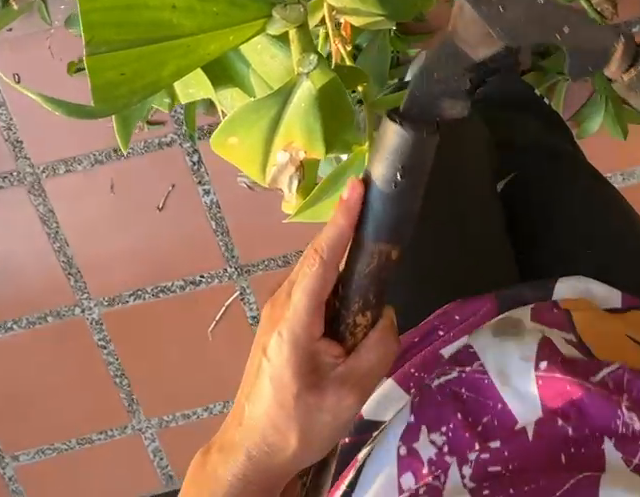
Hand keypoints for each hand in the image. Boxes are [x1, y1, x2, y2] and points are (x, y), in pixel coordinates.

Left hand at [186, 178, 398, 495]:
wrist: (252, 453)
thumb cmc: (296, 424)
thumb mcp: (349, 393)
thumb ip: (378, 348)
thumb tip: (388, 317)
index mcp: (295, 317)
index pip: (322, 257)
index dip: (342, 219)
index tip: (357, 186)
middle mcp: (282, 303)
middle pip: (321, 256)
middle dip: (349, 229)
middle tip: (382, 211)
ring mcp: (279, 311)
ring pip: (318, 272)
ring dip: (345, 258)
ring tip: (376, 249)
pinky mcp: (282, 321)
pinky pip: (315, 288)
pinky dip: (337, 279)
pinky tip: (357, 290)